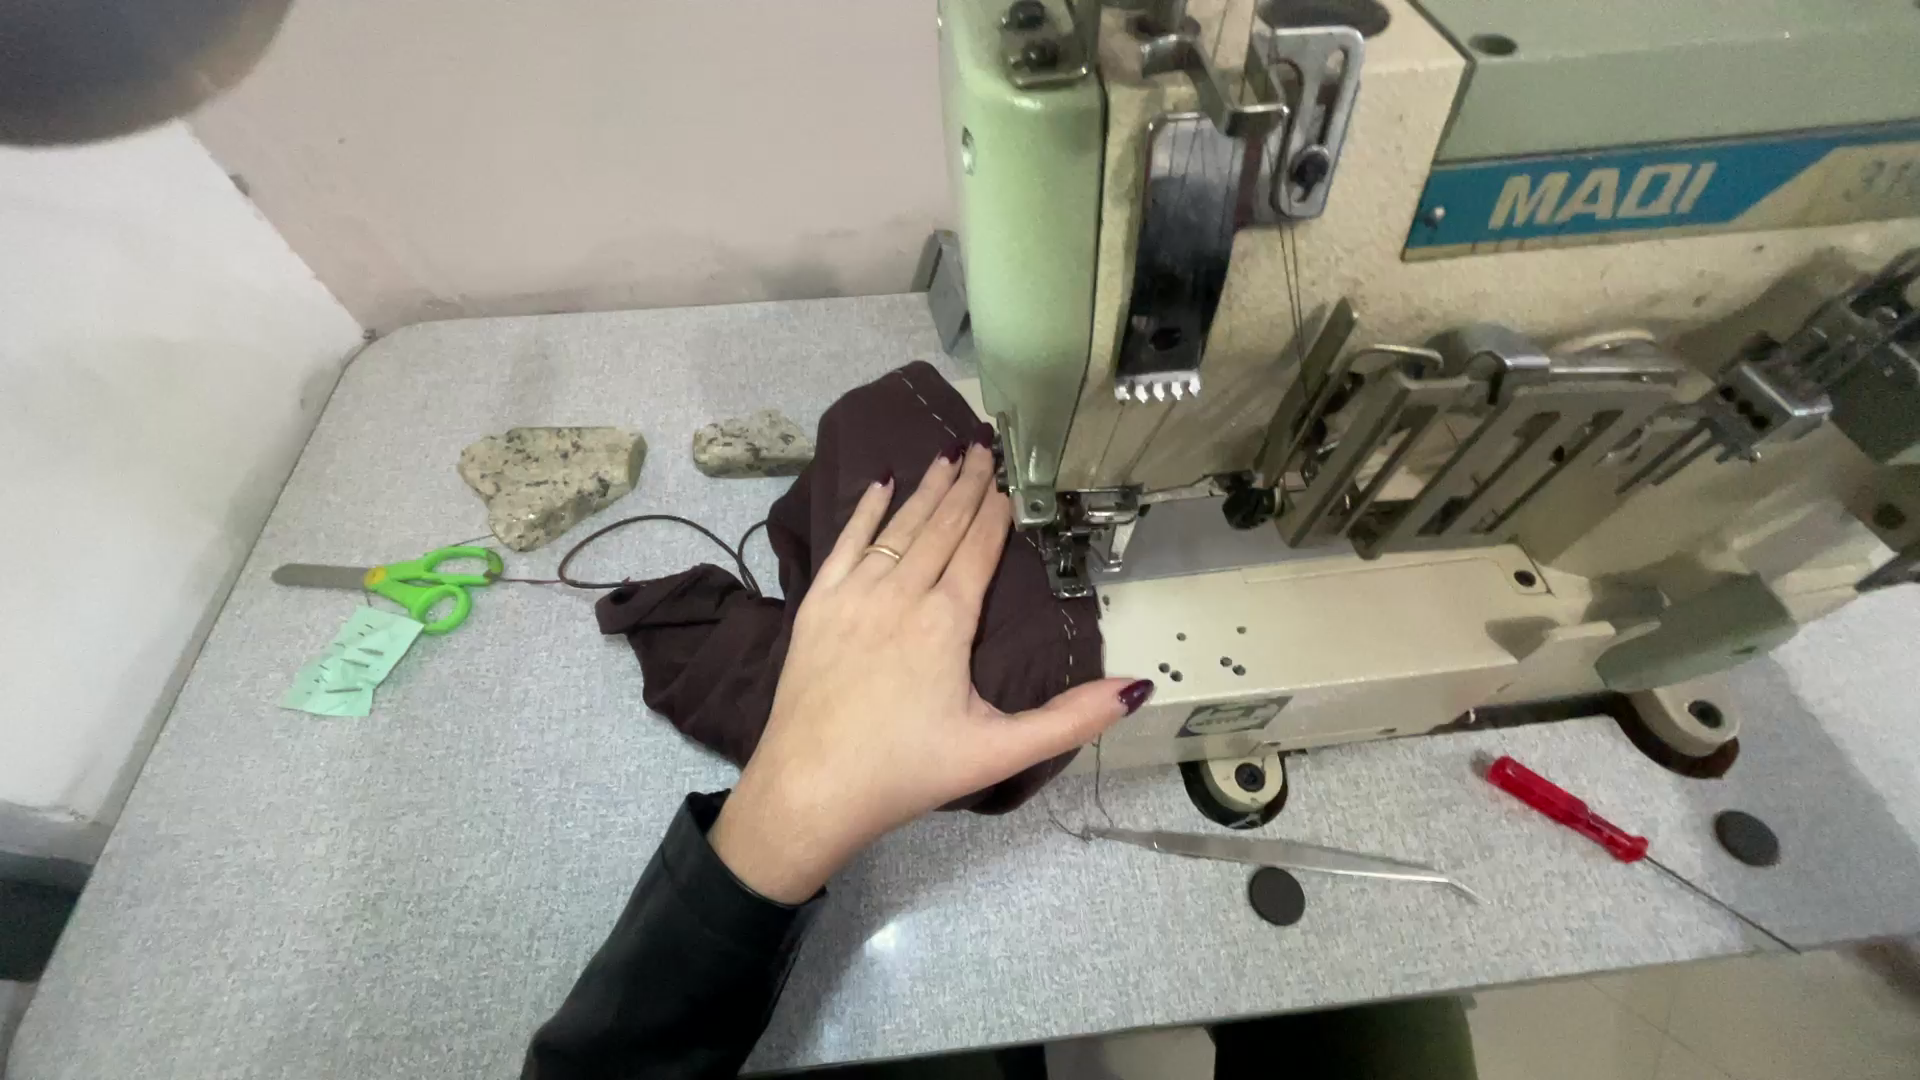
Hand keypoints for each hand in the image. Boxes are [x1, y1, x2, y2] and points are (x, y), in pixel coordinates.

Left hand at [709, 440, 1153, 902]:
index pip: (978, 550)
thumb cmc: (906, 772)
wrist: (810, 790)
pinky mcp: (817, 604)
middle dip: (966, 486)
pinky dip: (865, 511)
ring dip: (925, 490)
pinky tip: (880, 484)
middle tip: (982, 447)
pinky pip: (845, 543)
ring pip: (899, 527)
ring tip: (945, 456)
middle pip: (942, 526)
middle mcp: (902, 593)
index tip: (1006, 482)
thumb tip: (1136, 688)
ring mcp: (854, 593)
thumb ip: (1070, 720)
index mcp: (947, 621)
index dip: (995, 513)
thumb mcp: (998, 752)